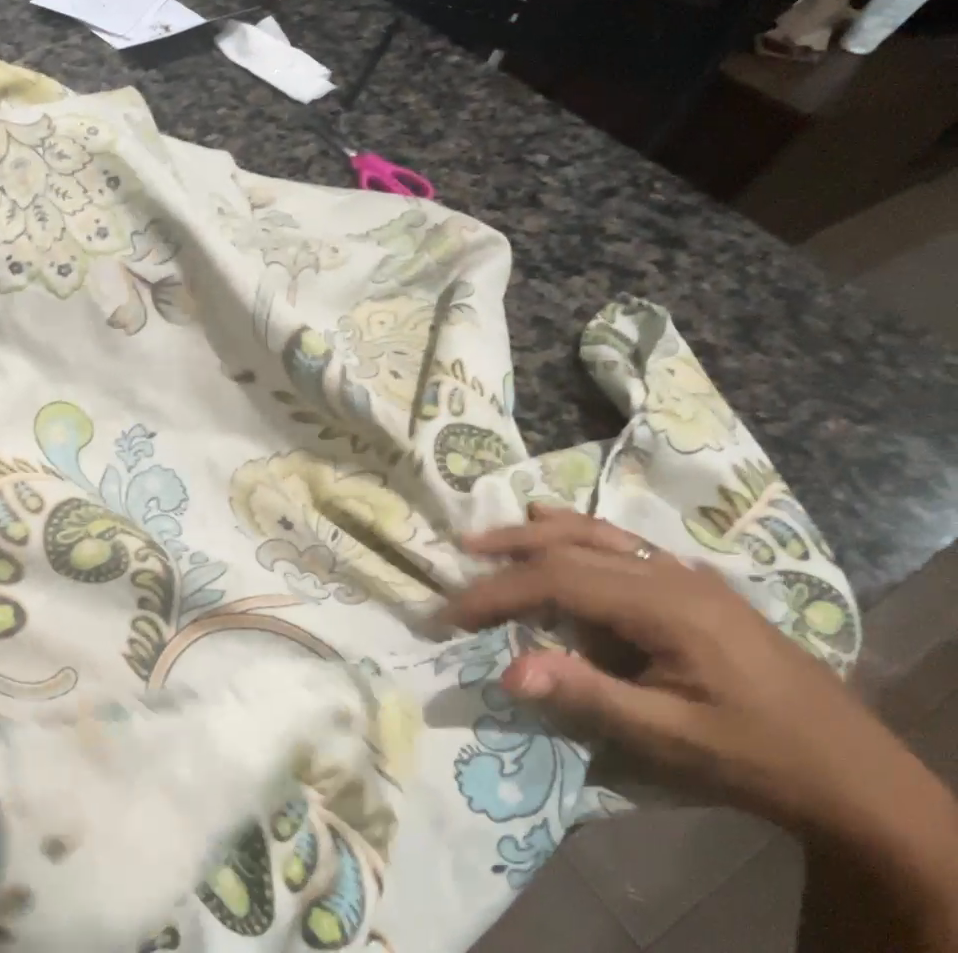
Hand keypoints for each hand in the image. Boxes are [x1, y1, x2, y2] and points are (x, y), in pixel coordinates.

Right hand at [446, 507, 957, 947]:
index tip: (448, 615)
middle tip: (456, 560)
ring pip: (600, 535)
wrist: (854, 774)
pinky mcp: (698, 592)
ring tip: (490, 536)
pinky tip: (563, 526)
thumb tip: (506, 670)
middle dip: (509, 551)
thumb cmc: (754, 756)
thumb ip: (587, 694)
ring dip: (540, 533)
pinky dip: (581, 533)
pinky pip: (626, 546)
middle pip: (574, 544)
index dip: (496, 592)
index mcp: (666, 607)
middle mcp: (675, 578)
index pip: (558, 579)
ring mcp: (690, 580)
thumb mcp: (668, 737)